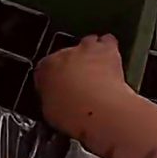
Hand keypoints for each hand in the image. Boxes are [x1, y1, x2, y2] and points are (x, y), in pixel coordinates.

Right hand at [35, 34, 139, 149]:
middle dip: (72, 65)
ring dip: (90, 52)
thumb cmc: (72, 115)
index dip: (52, 78)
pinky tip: (112, 61)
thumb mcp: (51, 113)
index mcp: (46, 69)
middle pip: (66, 54)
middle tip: (79, 81)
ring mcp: (86, 49)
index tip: (58, 89)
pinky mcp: (107, 49)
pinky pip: (107, 42)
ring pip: (87, 42)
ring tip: (96, 68)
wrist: (98, 109)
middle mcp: (64, 54)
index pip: (44, 69)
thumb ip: (51, 100)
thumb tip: (56, 101)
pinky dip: (108, 49)